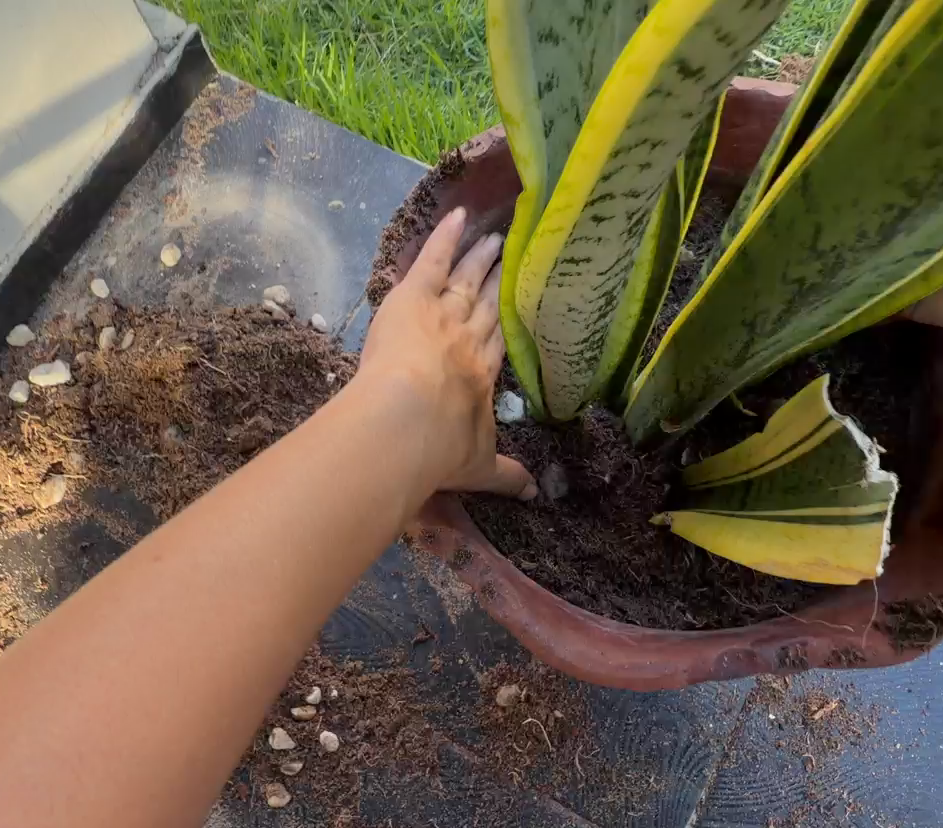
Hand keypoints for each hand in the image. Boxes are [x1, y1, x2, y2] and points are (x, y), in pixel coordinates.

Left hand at [356, 205, 536, 499]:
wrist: (406, 425)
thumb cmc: (441, 449)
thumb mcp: (480, 469)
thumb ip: (507, 478)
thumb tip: (536, 495)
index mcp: (485, 374)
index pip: (498, 340)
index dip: (508, 318)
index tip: (519, 300)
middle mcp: (469, 339)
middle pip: (485, 305)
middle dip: (498, 280)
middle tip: (511, 254)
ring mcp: (443, 314)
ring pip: (464, 280)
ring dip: (478, 259)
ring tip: (494, 238)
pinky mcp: (414, 297)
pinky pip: (432, 260)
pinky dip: (444, 237)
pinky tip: (458, 216)